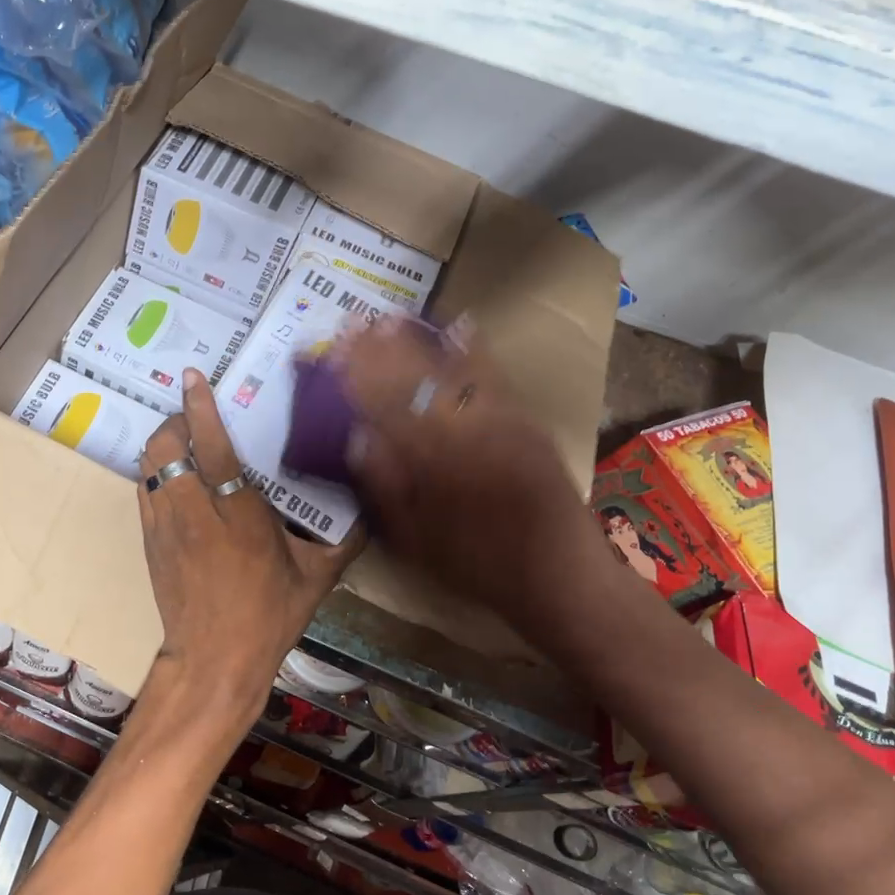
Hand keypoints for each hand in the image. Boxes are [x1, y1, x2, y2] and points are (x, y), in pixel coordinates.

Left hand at [136, 369, 363, 718]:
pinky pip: (144, 491)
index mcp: (241, 517)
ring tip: (182, 441)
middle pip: (167, 448)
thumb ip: (343, 539)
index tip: (194, 378)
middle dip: (176, 422)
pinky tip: (173, 479)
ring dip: (162, 445)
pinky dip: (155, 473)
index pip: (213, 449)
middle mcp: (195, 515)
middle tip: (194, 418)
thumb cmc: (268, 617)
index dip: (202, 409)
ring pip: (150, 466)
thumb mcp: (316, 578)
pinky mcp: (149, 542)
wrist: (213, 659)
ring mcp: (165, 527)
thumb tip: (370, 509)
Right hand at [331, 315, 604, 616]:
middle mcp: (463, 433)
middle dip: (380, 349)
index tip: (333, 350)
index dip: (355, 374)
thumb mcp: (416, 540)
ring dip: (419, 341)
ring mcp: (499, 422)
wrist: (561, 577)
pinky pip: (495, 377)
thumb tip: (358, 438)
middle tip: (356, 321)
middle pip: (413, 380)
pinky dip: (474, 349)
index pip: (382, 406)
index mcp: (430, 462)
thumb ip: (386, 487)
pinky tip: (462, 325)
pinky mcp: (525, 422)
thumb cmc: (478, 566)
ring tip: (393, 317)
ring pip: (450, 371)